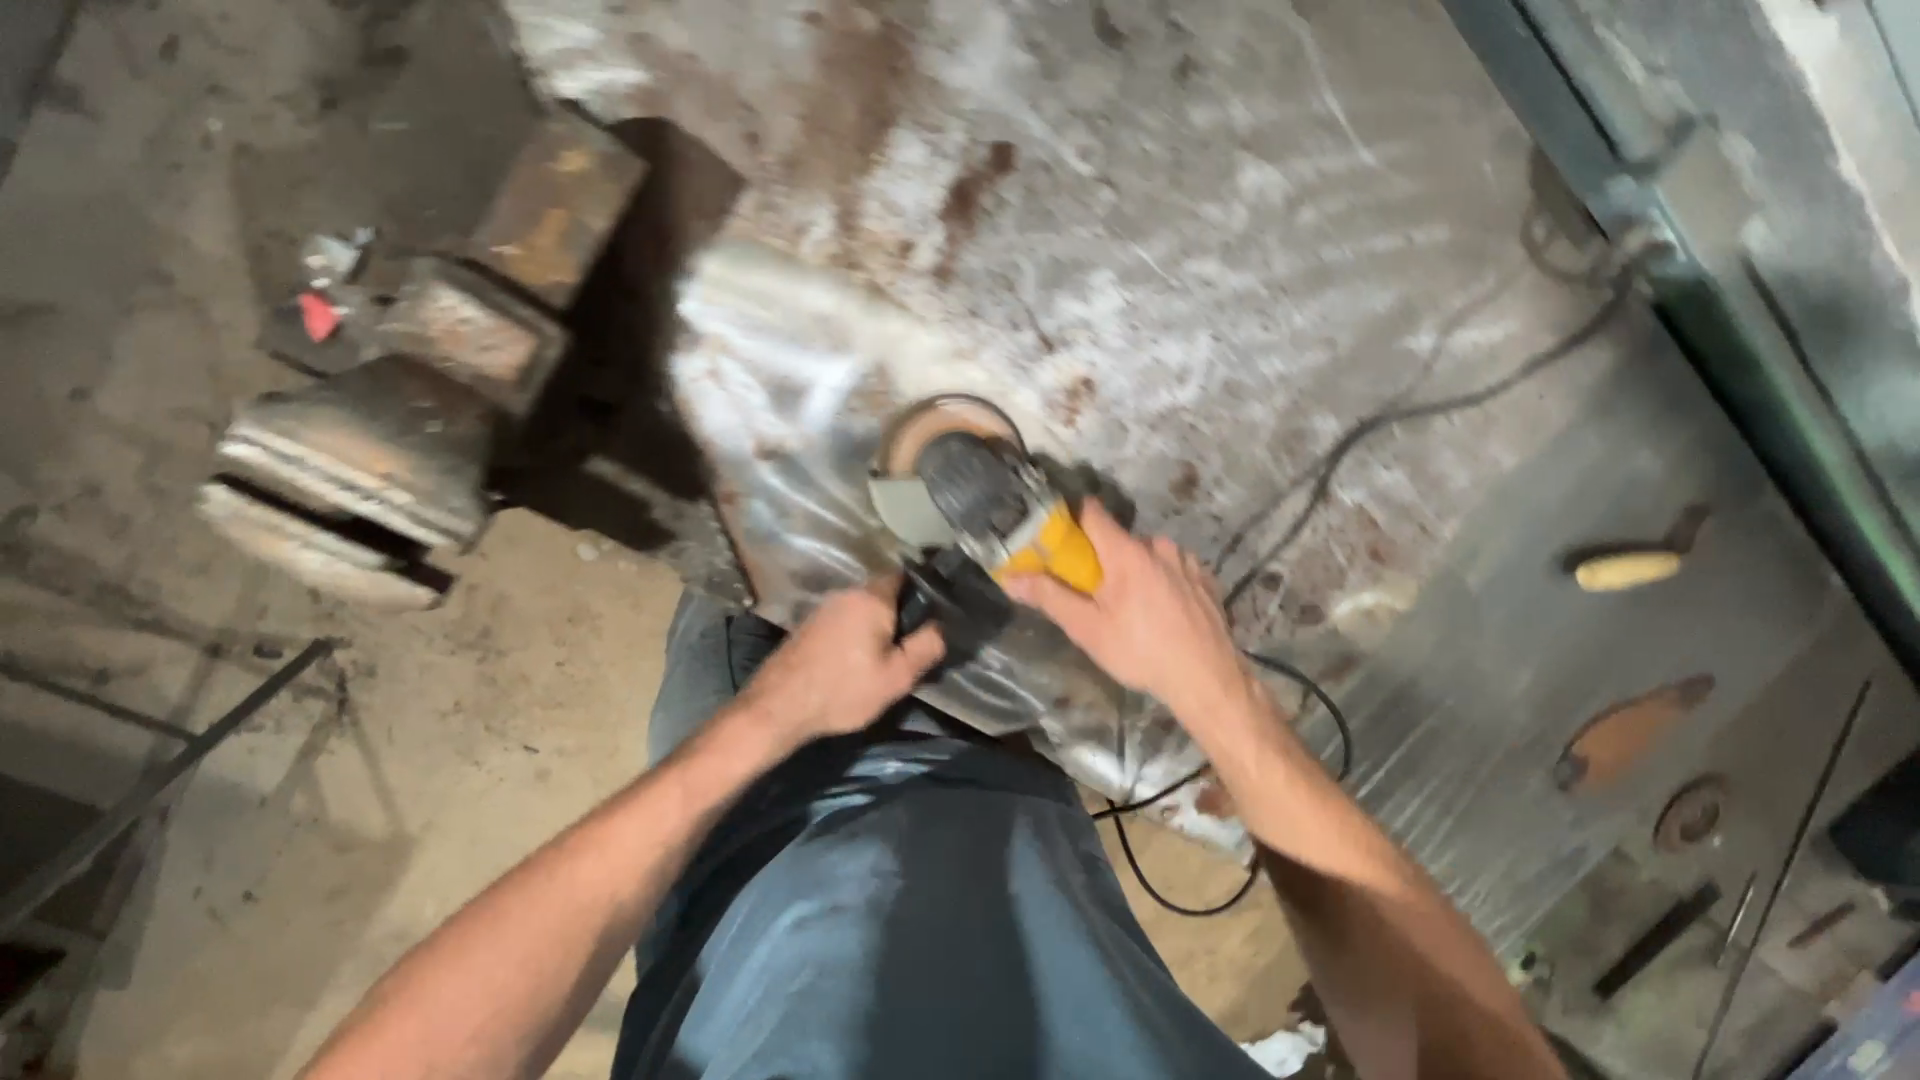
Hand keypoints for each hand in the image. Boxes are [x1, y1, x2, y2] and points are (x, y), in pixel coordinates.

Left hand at [735, 576, 944, 748]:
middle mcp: (846, 593)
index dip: (923, 592)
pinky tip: (855, 662)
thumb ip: (927, 647)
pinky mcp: (808, 626)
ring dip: (875, 627)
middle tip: (911, 645)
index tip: (934, 615)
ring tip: (884, 657)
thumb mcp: (897, 677)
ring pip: (862, 610)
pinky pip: (843, 622)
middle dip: (899, 615)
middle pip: (883, 594)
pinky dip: (854, 636)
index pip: (905, 576)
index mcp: (872, 598)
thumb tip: (943, 626)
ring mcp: (823, 609)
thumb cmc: (844, 690)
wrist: (778, 707)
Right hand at [1001, 502, 1254, 725]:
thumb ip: (1049, 597)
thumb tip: (1010, 577)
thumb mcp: (1087, 629)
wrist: (1207, 680)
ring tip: (1134, 610)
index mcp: (1126, 552)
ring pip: (1149, 556)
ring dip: (1137, 573)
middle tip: (1095, 594)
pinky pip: (1175, 570)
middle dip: (1104, 561)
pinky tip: (1163, 614)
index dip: (1071, 520)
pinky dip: (1164, 583)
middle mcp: (1159, 546)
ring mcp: (1188, 561)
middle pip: (1119, 540)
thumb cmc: (1141, 652)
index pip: (1091, 512)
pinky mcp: (1207, 579)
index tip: (1058, 538)